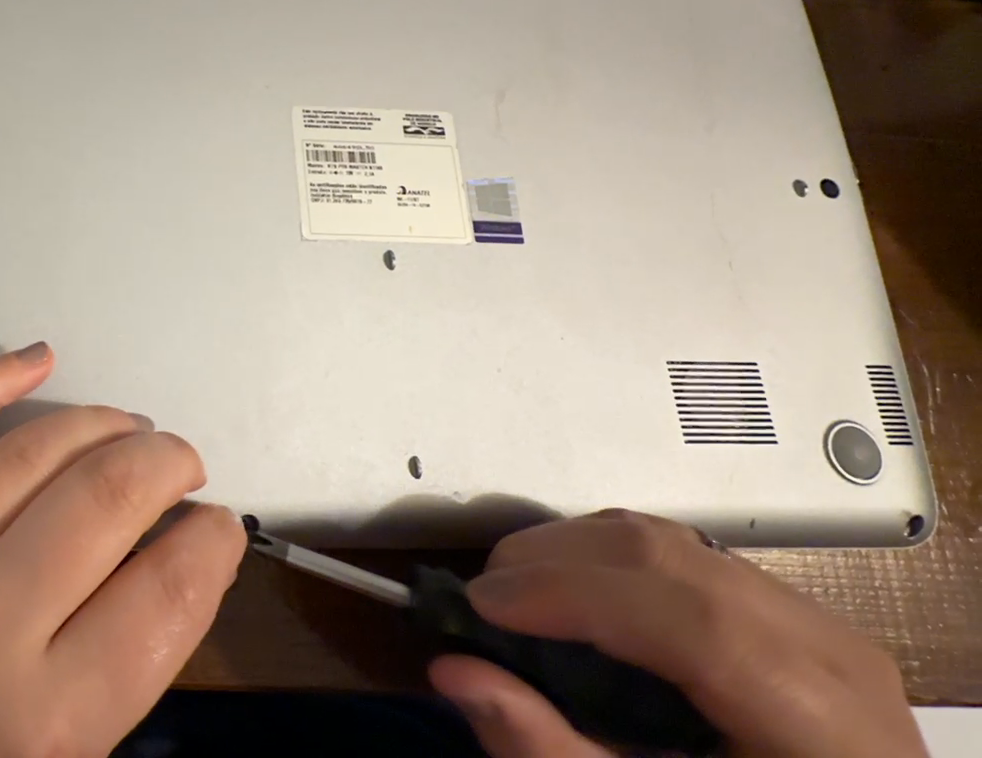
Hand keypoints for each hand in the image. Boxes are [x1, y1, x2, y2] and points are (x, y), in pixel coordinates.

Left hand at [0, 343, 246, 757]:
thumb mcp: (63, 753)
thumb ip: (128, 663)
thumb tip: (185, 558)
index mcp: (45, 718)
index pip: (165, 595)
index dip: (211, 543)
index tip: (215, 523)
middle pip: (104, 501)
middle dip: (164, 464)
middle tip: (178, 463)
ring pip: (30, 454)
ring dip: (98, 424)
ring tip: (128, 428)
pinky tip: (35, 363)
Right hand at [428, 509, 928, 757]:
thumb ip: (548, 749)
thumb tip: (451, 670)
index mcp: (812, 720)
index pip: (686, 619)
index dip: (569, 595)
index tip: (478, 605)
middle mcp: (820, 646)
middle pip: (660, 555)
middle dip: (549, 561)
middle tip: (482, 601)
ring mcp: (804, 613)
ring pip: (659, 536)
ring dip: (566, 550)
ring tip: (517, 595)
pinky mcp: (776, 599)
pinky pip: (671, 546)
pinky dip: (599, 556)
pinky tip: (572, 596)